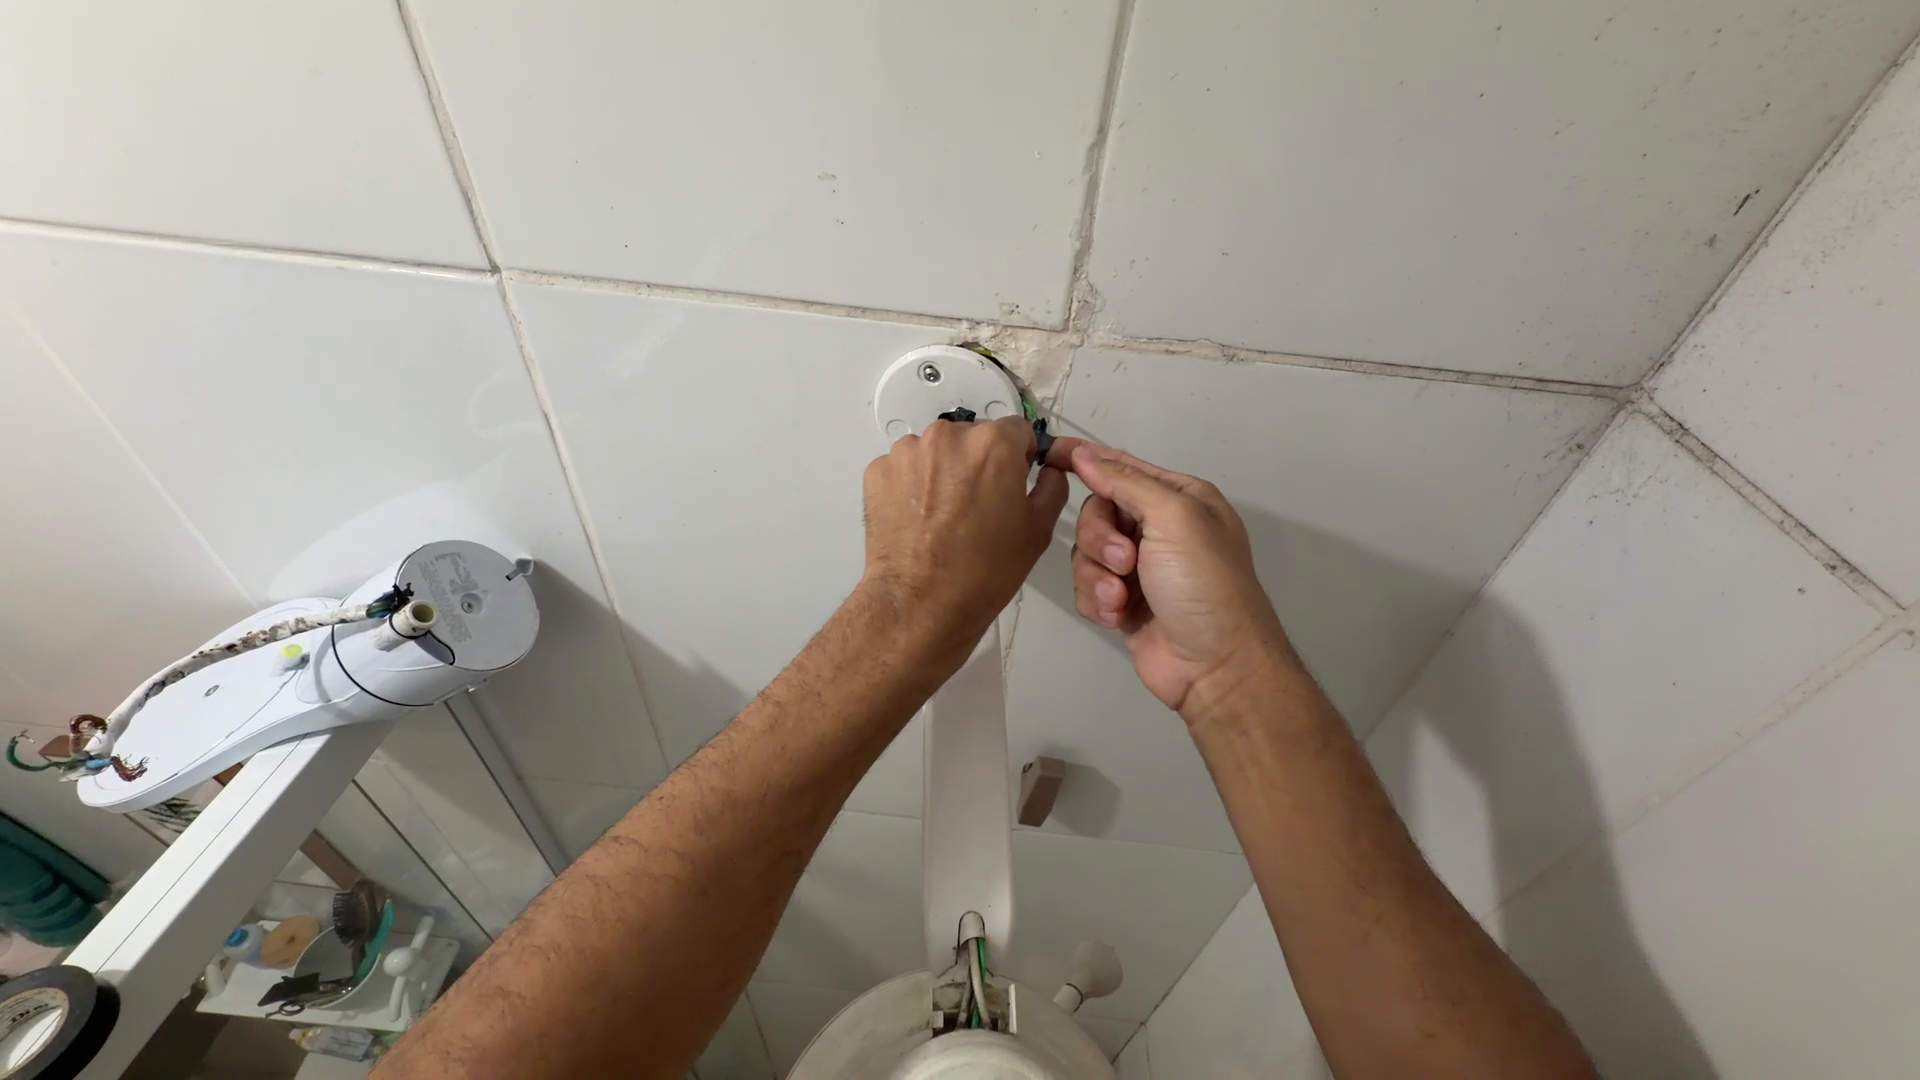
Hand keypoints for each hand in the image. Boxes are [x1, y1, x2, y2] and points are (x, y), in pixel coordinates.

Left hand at [861, 416, 1067, 660]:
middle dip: (978, 464)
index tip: (1014, 480)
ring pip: (936, 452)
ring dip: (943, 472)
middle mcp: (948, 436)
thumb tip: (1049, 472)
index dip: (1019, 456)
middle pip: (973, 438)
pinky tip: (921, 519)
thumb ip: (1051, 488)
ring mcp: (908, 452)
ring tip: (945, 516)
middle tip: (978, 507)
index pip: (1016, 430)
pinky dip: (913, 486)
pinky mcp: (879, 471)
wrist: (921, 602)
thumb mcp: (1037, 530)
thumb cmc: (982, 571)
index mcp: (993, 444)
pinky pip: (905, 468)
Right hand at [1050, 438, 1293, 717]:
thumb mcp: (1174, 518)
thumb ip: (1125, 481)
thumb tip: (1085, 454)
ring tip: (1120, 600)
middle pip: (1096, 512)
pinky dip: (1096, 601)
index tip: (1050, 454)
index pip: (1122, 468)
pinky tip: (1116, 618)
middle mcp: (1157, 528)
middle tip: (1124, 563)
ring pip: (1086, 552)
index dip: (1086, 460)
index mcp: (1178, 498)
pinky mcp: (1121, 602)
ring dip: (1097, 577)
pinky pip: (1086, 587)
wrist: (1215, 665)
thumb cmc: (1203, 583)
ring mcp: (1139, 567)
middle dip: (1100, 539)